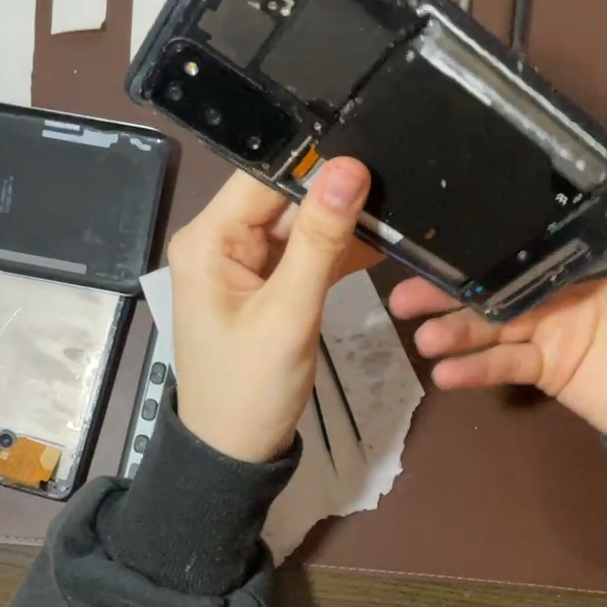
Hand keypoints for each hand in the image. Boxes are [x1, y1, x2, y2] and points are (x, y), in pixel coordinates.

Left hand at [170, 160, 377, 462]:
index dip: (317, 163)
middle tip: (399, 184)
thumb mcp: (289, 314)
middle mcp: (219, 242)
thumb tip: (349, 169)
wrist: (234, 452)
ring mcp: (242, 265)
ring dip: (341, 226)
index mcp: (208, 240)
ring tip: (396, 215)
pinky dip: (334, 254)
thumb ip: (319, 240)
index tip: (376, 153)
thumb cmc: (252, 390)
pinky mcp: (263, 286)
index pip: (264, 177)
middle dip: (335, 196)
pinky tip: (377, 247)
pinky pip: (301, 255)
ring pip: (298, 225)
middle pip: (283, 198)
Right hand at [389, 89, 606, 447]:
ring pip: (492, 323)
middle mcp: (569, 281)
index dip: (488, 221)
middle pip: (499, 276)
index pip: (535, 226)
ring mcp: (554, 329)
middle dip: (450, 284)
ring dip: (454, 329)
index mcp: (600, 247)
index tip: (438, 216)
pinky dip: (474, 370)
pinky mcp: (548, 370)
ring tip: (422, 338)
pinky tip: (444, 374)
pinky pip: (503, 366)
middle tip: (402, 289)